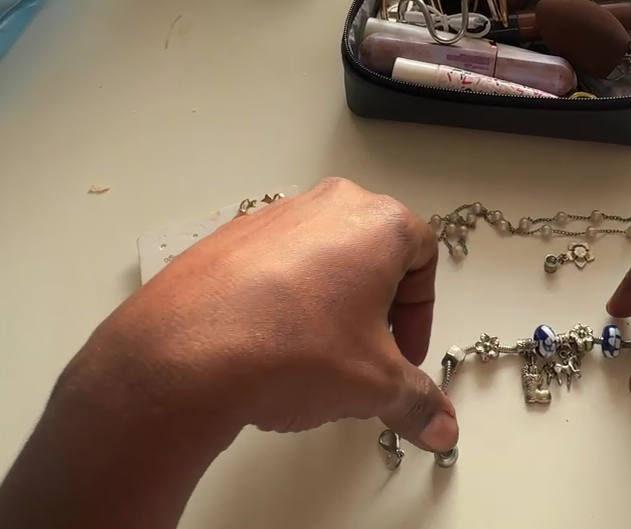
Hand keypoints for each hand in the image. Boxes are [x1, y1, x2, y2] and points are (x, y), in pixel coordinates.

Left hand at [0, 179, 456, 528]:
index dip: (420, 313)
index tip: (404, 355)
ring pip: (325, 252)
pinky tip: (269, 342)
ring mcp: (280, 212)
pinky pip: (277, 259)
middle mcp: (333, 203)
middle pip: (375, 250)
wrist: (189, 349)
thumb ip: (417, 401)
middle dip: (378, 305)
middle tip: (366, 354)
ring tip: (313, 354)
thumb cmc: (297, 348)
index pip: (424, 256)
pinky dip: (285, 294)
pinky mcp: (235, 232)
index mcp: (380, 221)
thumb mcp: (373, 383)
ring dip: (332, 299)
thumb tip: (441, 427)